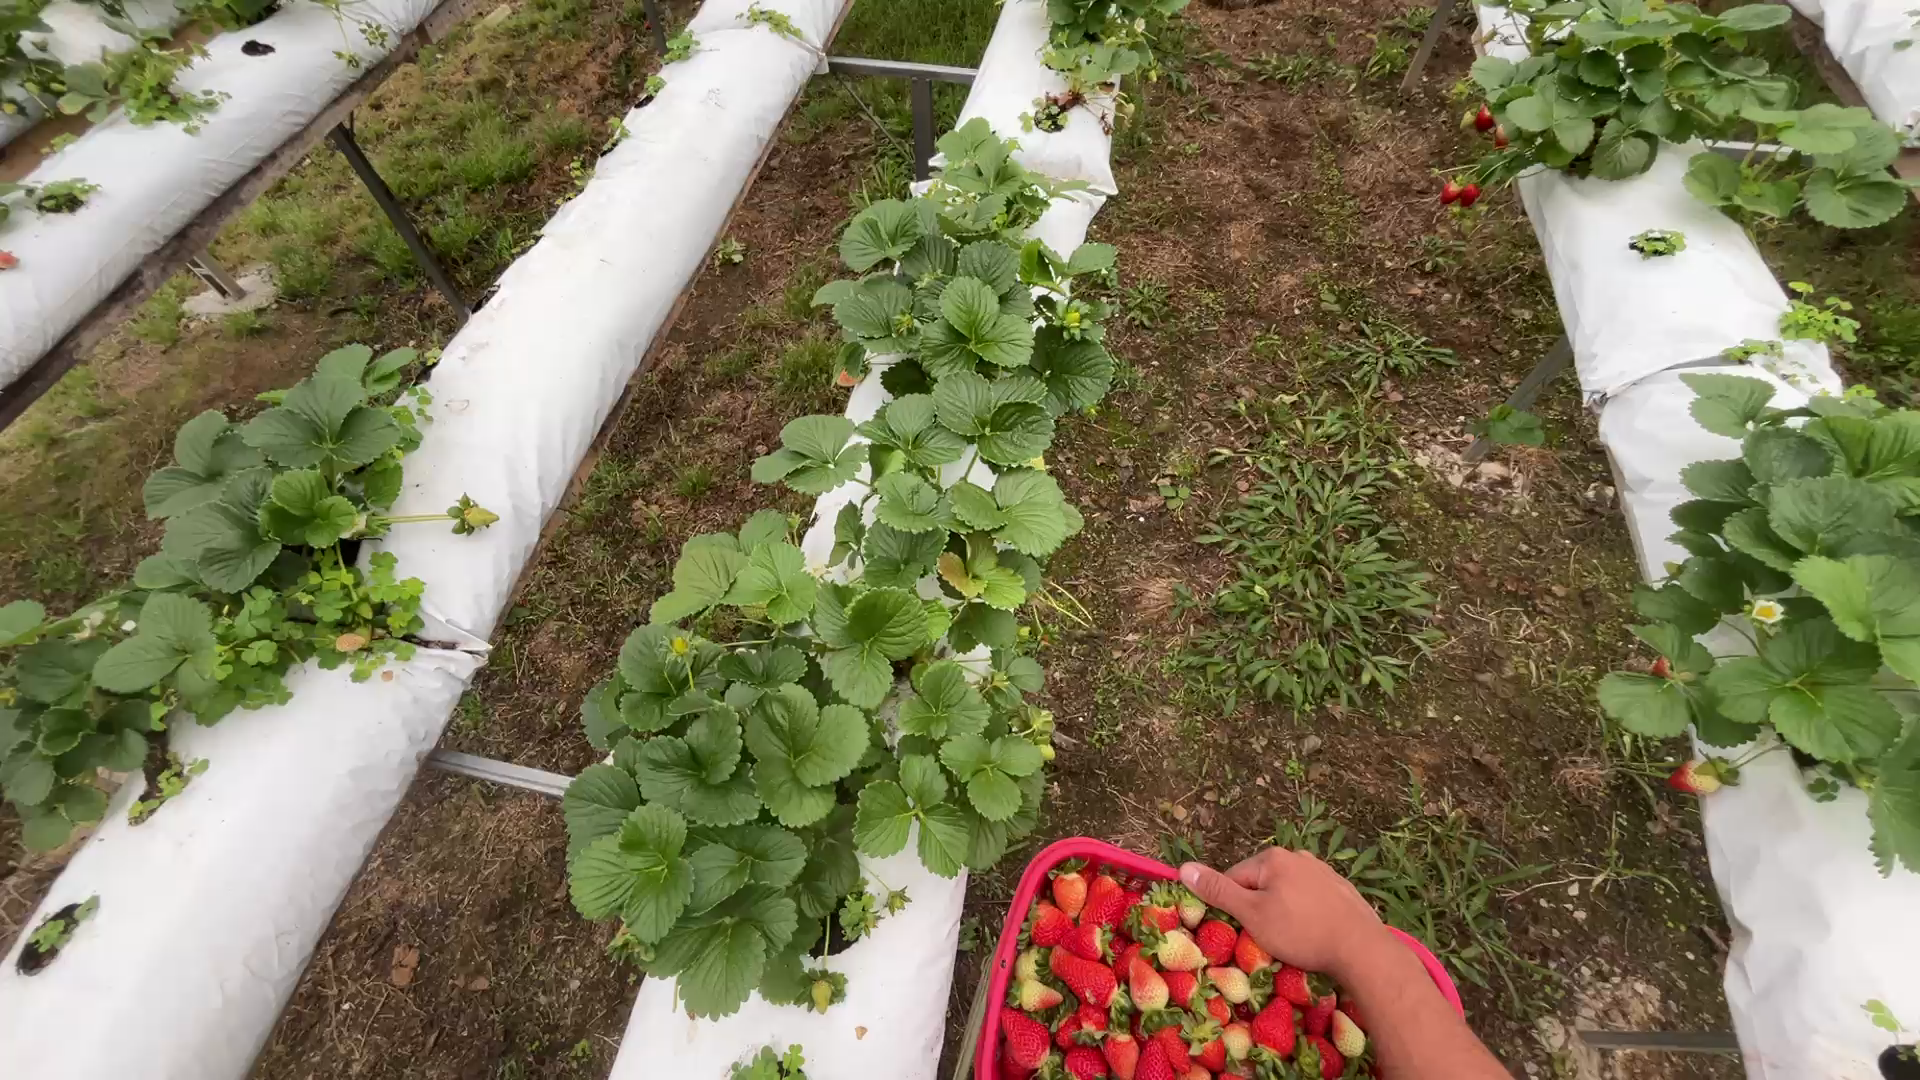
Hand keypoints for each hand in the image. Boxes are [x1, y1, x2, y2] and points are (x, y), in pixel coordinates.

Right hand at [1179, 847, 1392, 980]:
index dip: (1234, 905)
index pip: (1236, 877)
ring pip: (1290, 891)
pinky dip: (1310, 915)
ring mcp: (1325, 872)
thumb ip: (1218, 891)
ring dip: (1286, 910)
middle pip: (1263, 883)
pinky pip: (1314, 900)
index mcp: (1273, 858)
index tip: (1243, 930)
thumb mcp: (1252, 915)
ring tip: (1295, 940)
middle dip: (1261, 907)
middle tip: (1270, 938)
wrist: (1364, 952)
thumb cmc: (1301, 932)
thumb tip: (1183, 868)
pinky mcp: (1345, 891)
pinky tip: (1317, 935)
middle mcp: (1298, 856)